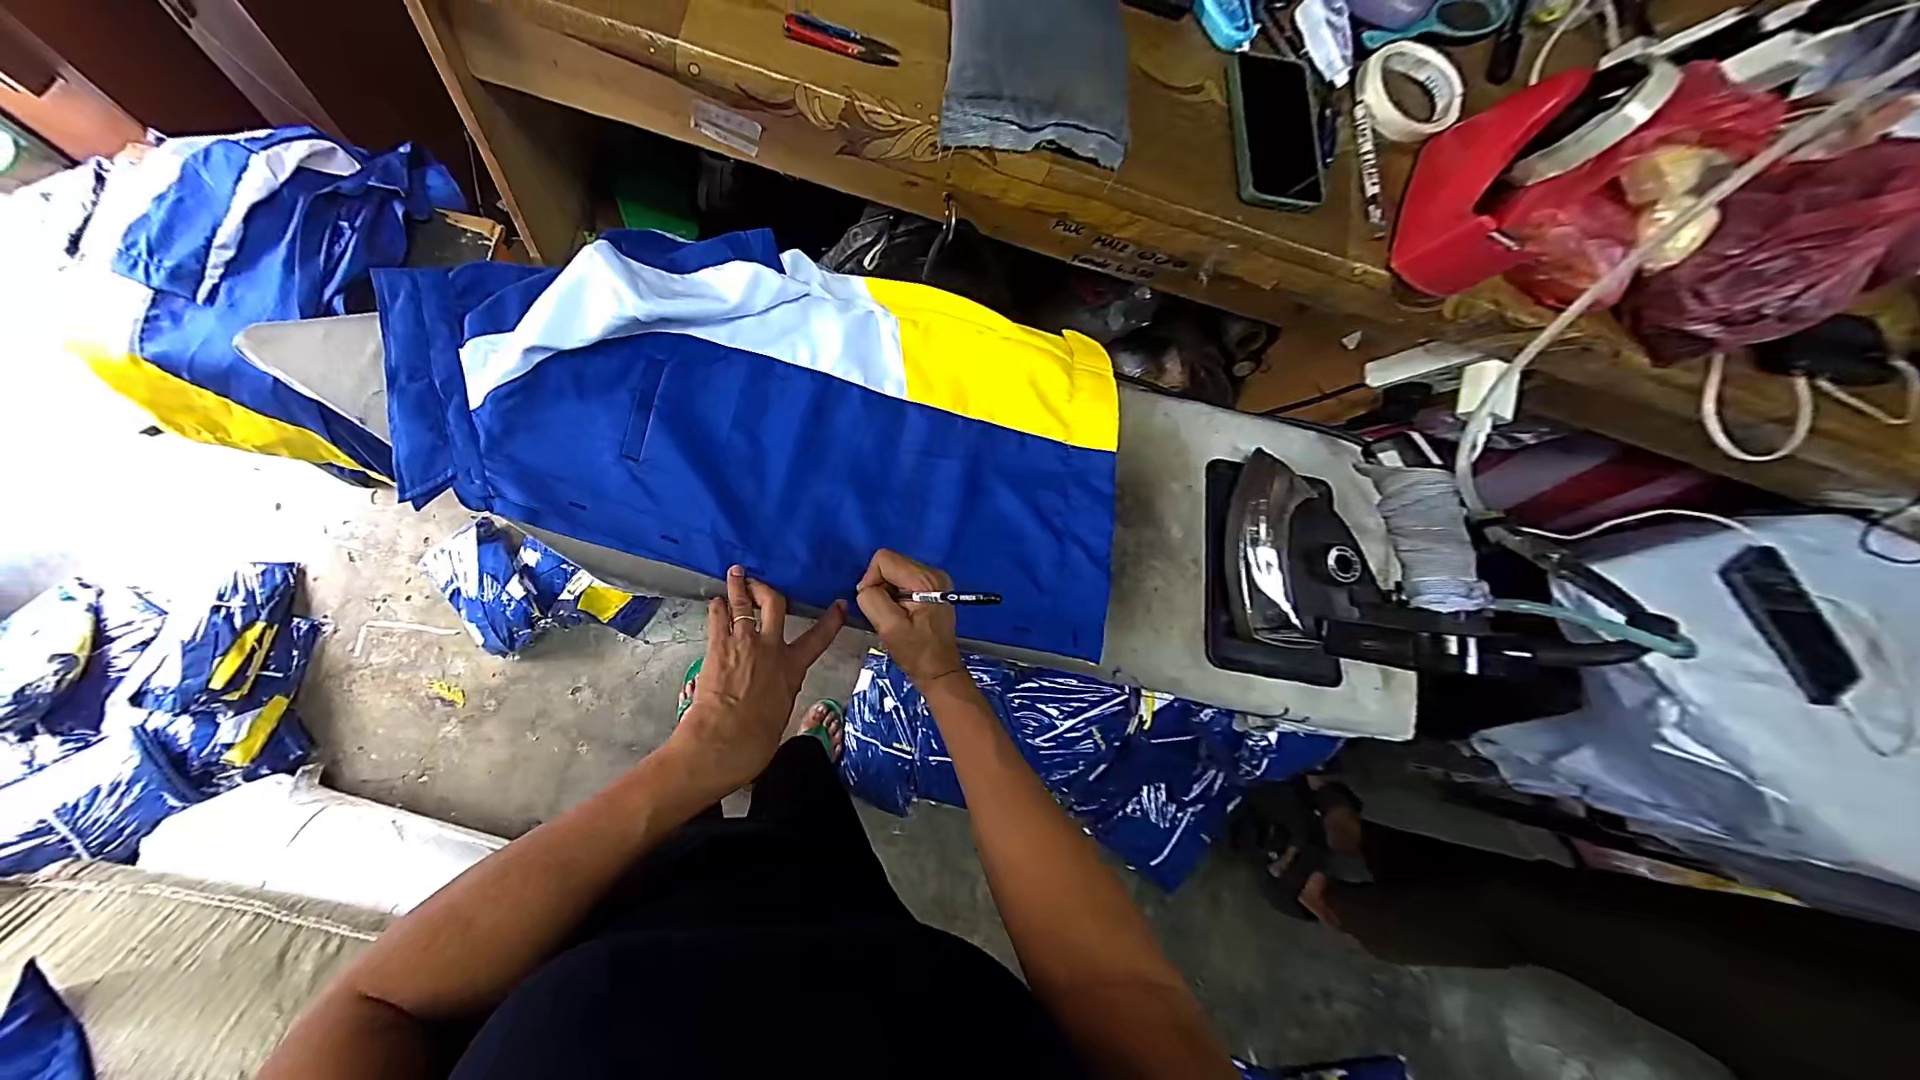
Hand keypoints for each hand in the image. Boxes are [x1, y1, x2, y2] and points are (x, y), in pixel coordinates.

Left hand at [671, 565, 845, 793]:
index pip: (819, 637)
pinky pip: (719, 618)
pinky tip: (716, 601)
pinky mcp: (718, 647)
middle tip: (759, 582)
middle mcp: (771, 648)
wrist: (724, 741)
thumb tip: (775, 691)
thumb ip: (781, 691)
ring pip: (743, 604)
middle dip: (766, 589)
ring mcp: (744, 644)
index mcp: (792, 668)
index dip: (831, 620)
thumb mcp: (782, 712)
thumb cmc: (755, 740)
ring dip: (739, 587)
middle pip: (774, 604)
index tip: (839, 605)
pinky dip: (717, 607)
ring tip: (736, 574)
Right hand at [855, 549, 965, 687]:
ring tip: (896, 615)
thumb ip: (873, 600)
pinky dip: (896, 595)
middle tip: (887, 613)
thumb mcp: (889, 627)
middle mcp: (934, 572)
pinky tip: (903, 614)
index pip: (884, 559)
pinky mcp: (933, 588)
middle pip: (891, 563)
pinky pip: (904, 581)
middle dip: (880, 586)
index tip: (874, 604)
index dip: (871, 579)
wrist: (940, 670)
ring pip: (895, 572)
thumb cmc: (916, 652)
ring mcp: (935, 579)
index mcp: (926, 579)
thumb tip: (866, 588)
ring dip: (888, 592)